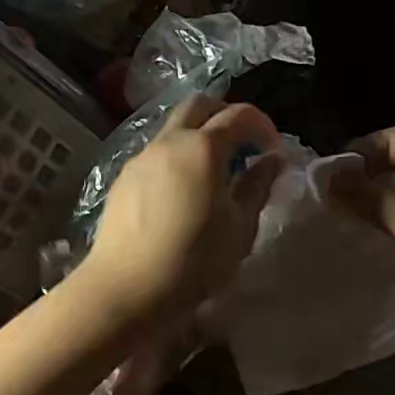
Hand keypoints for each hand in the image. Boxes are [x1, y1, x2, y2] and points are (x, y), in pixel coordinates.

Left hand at [82, 97, 281, 318]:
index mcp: (201, 148)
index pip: (239, 115)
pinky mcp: (121, 182)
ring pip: (171, 131)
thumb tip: (269, 161)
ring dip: (196, 138)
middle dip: (224, 115)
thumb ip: (257, 187)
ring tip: (212, 174)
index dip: (263, 125)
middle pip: (197, 106)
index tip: (273, 150)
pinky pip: (153, 156)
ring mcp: (138, 161)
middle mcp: (166, 143)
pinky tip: (181, 193)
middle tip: (242, 145)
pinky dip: (174, 159)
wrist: (125, 288)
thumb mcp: (239, 228)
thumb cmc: (192, 261)